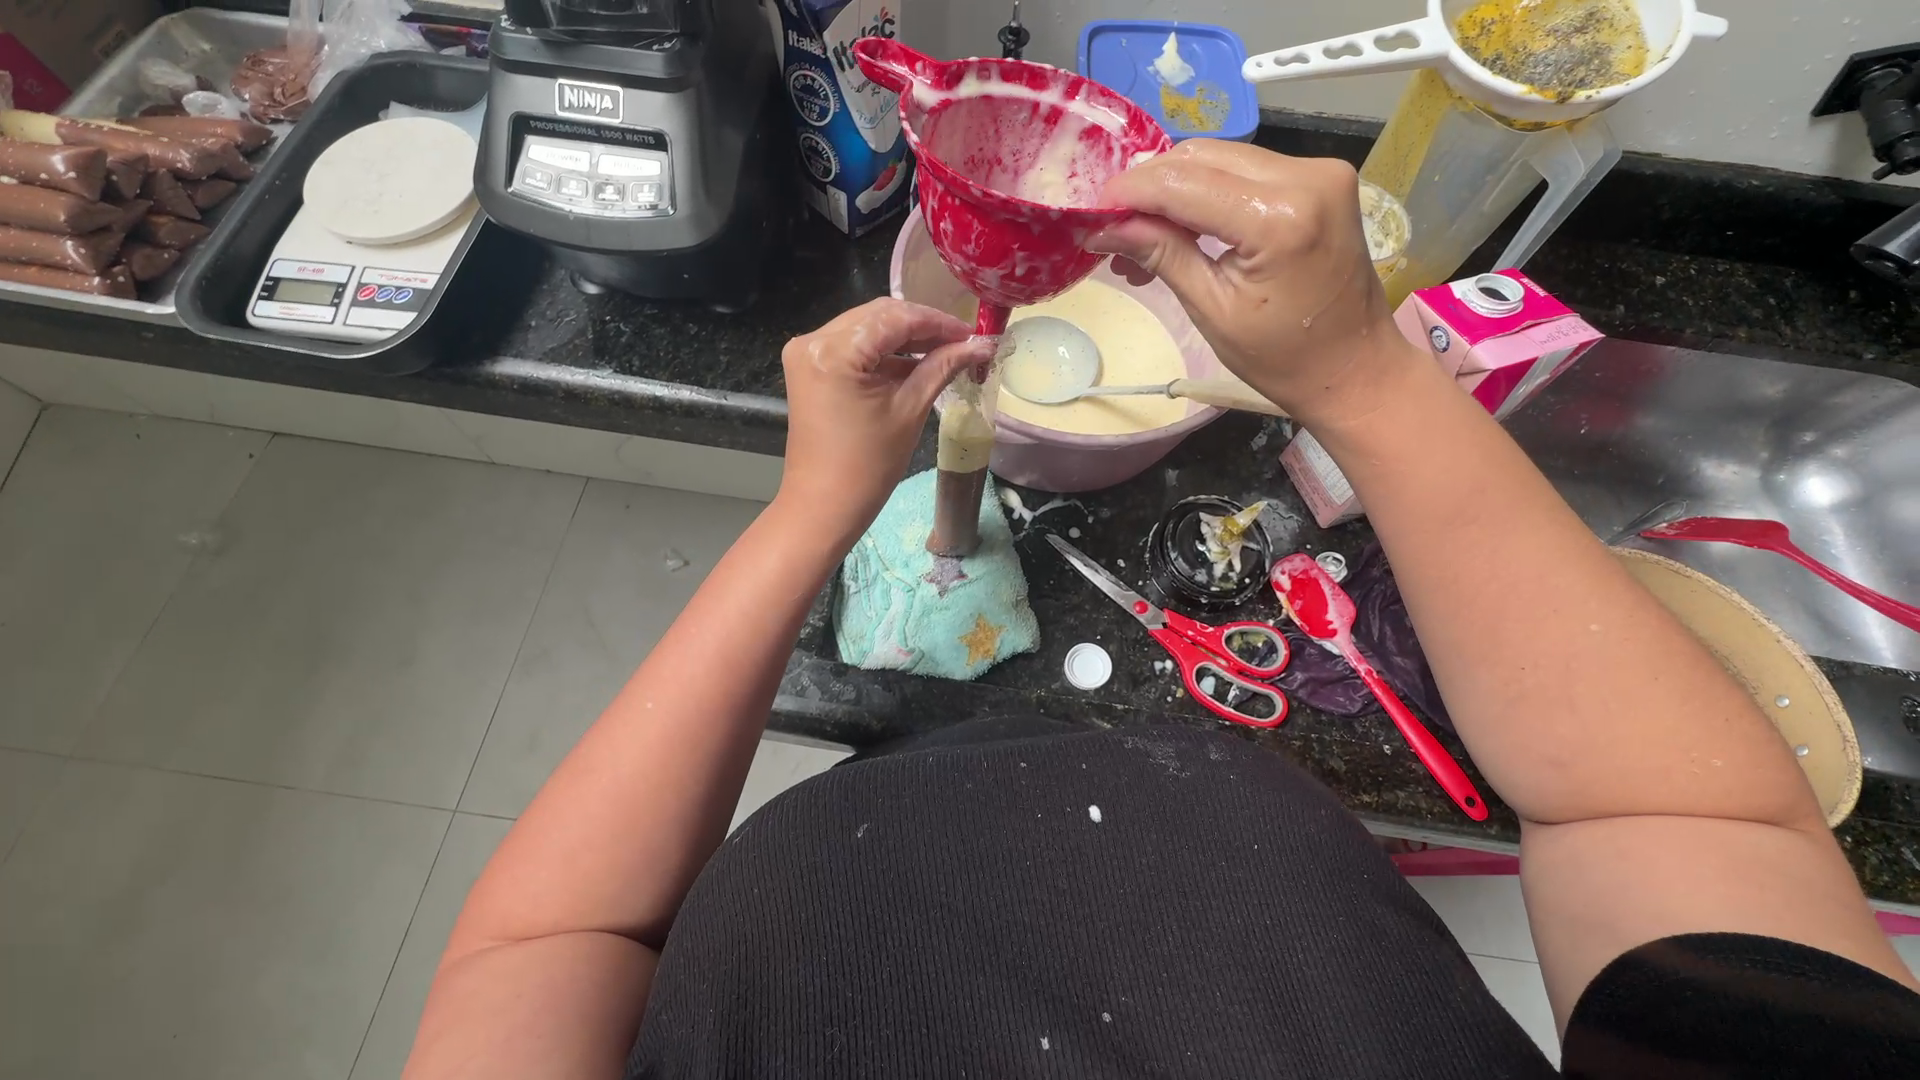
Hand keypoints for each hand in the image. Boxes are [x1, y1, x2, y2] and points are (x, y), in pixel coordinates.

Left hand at [776, 298, 993, 546]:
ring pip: (866, 328)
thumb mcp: (909, 410)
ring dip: (904, 338)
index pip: (894, 317)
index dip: (938, 322)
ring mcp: (807, 352)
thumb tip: (981, 345)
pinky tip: (915, 364)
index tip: (972, 333)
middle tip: (962, 342)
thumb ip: (942, 367)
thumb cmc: (868, 465)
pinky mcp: (810, 367)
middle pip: (878, 316)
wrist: (824, 504)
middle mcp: (813, 340)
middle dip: (922, 326)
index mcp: (833, 351)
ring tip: (944, 352)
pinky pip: (853, 346)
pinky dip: (884, 353)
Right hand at [1089, 141, 1424, 426]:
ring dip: (1173, 189)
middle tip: (1113, 229)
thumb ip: (1161, 254)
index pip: (1184, 182)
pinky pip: (1244, 169)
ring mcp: (1318, 171)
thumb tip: (1104, 227)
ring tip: (1142, 236)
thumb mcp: (1211, 310)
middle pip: (1201, 156)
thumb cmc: (1282, 358)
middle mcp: (1306, 176)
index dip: (1130, 193)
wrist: (1354, 368)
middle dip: (1148, 187)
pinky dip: (1204, 192)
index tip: (1090, 215)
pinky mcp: (1319, 177)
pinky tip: (1181, 226)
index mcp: (1280, 218)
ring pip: (1221, 157)